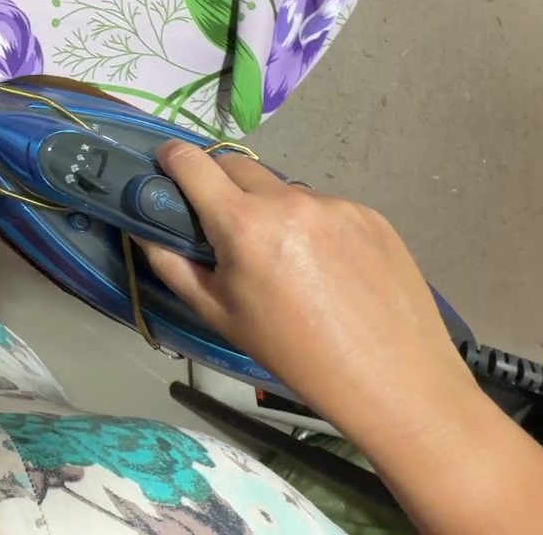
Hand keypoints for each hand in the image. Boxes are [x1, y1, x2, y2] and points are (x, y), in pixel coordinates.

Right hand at [139, 141, 482, 441]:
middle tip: (222, 223)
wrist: (400, 385)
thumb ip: (169, 263)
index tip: (164, 164)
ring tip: (285, 254)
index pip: (192, 161)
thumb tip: (142, 229)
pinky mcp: (371, 215)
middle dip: (218, 182)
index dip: (170, 155)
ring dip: (267, 205)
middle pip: (234, 164)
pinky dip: (309, 222)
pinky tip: (326, 263)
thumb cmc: (294, 352)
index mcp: (244, 224)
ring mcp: (335, 205)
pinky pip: (321, 204)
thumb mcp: (217, 313)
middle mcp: (288, 201)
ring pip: (280, 187)